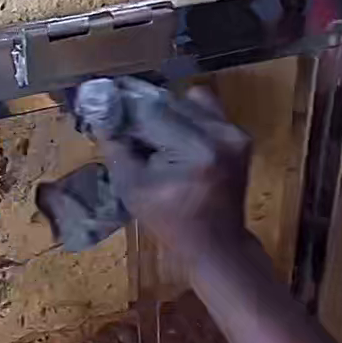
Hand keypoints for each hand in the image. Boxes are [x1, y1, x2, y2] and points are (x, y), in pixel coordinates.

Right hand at [94, 80, 254, 262]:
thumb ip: (116, 146)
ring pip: (187, 101)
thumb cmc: (170, 221)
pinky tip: (176, 136)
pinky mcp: (240, 134)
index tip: (109, 117)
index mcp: (196, 151)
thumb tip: (101, 113)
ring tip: (154, 136)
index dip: (126, 113)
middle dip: (144, 113)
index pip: (150, 112)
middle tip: (128, 128)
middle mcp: (221, 134)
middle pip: (169, 102)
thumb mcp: (132, 188)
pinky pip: (206, 108)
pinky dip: (187, 116)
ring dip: (166, 113)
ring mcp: (235, 132)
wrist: (216, 241)